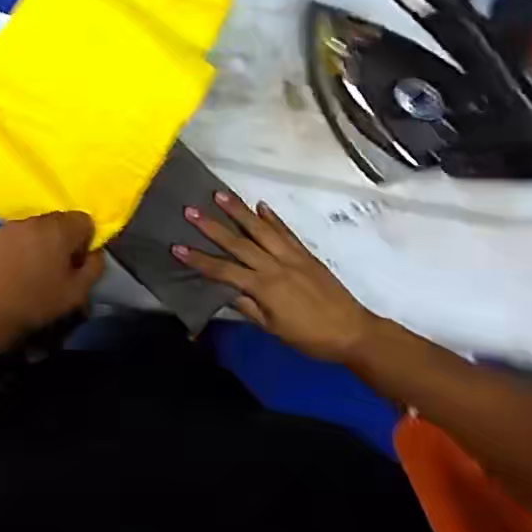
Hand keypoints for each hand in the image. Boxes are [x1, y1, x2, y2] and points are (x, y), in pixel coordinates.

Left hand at [0, 211, 105, 351]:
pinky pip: (17, 231)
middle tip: (56, 262)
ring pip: (36, 224)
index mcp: (59, 230)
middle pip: (58, 219)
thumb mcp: (80, 290)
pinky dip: (21, 241)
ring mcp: (12, 225)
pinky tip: (16, 261)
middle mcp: (35, 220)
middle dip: (62, 236)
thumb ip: (95, 264)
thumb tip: (95, 250)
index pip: (83, 219)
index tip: (76, 259)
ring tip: (34, 262)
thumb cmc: (42, 301)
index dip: (84, 239)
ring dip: (40, 237)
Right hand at [173, 190, 384, 361]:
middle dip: (212, 227)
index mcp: (264, 287)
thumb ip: (248, 306)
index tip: (176, 247)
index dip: (199, 260)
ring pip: (260, 229)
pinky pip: (285, 231)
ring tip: (220, 194)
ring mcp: (292, 256)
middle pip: (238, 242)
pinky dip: (272, 217)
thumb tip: (224, 290)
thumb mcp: (273, 329)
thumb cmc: (310, 337)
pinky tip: (259, 205)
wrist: (354, 333)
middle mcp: (275, 266)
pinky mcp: (306, 254)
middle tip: (190, 210)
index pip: (223, 270)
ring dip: (239, 211)